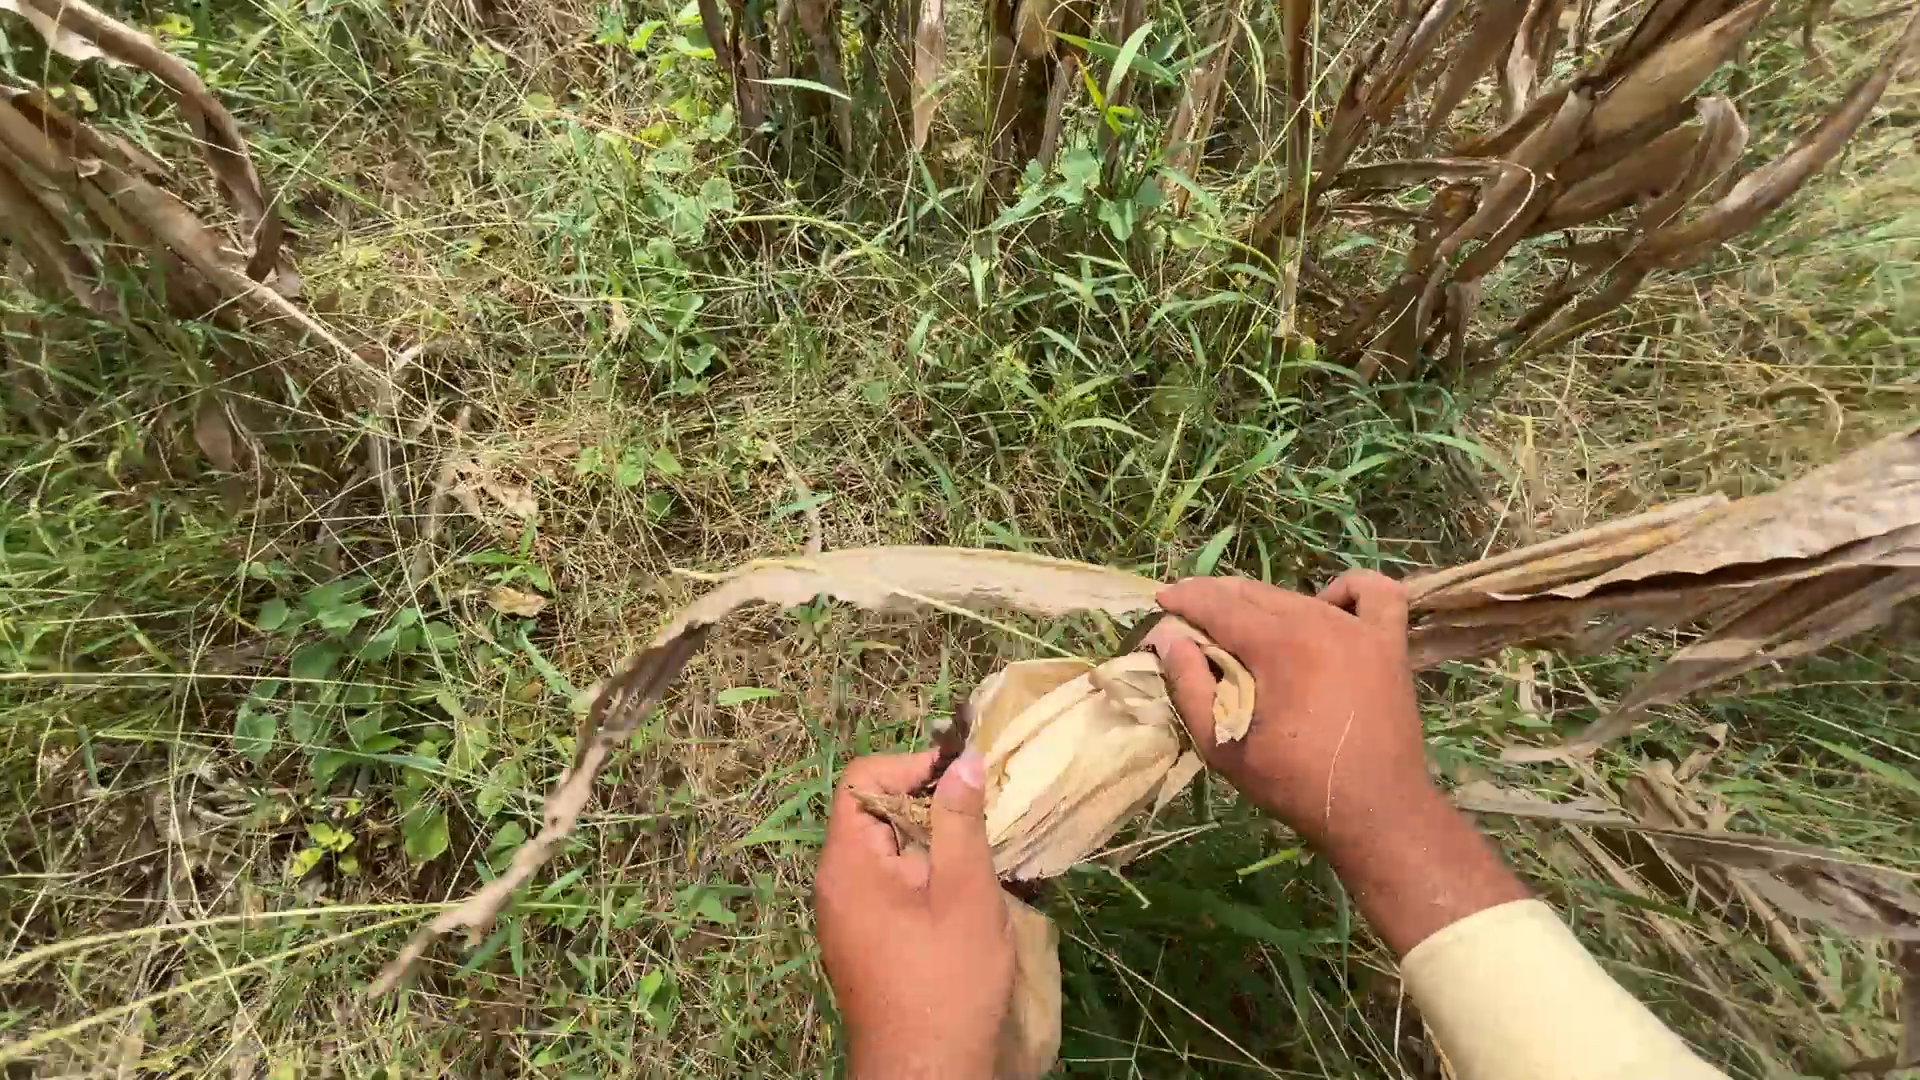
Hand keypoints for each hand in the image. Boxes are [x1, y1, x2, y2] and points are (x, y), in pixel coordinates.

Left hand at [814, 750, 1013, 1078]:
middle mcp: (836, 880)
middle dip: (924, 800)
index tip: (956, 780)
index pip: (862, 778)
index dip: (908, 766)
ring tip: (971, 849)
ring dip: (927, 835)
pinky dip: (920, 867)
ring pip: (883, 844)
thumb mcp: (964, 891)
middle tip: (974, 813)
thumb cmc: (948, 981)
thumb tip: (963, 759)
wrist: (926, 1076)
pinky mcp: (862, 934)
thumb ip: (959, 820)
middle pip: (871, 808)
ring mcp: (846, 910)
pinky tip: (956, 887)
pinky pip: (885, 877)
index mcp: (848, 862)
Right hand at [1147, 570, 1430, 850]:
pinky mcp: (1388, 643)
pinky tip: (1324, 606)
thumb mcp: (1221, 744)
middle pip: (1251, 592)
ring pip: (1294, 594)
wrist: (1378, 813)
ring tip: (1236, 623)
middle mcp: (1320, 622)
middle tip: (1185, 612)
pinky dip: (1343, 591)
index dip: (1183, 599)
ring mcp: (1360, 629)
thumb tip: (1167, 637)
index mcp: (1279, 646)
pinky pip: (1372, 593)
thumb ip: (1188, 685)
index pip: (1217, 605)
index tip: (1160, 602)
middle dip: (1211, 597)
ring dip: (1257, 602)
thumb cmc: (1293, 783)